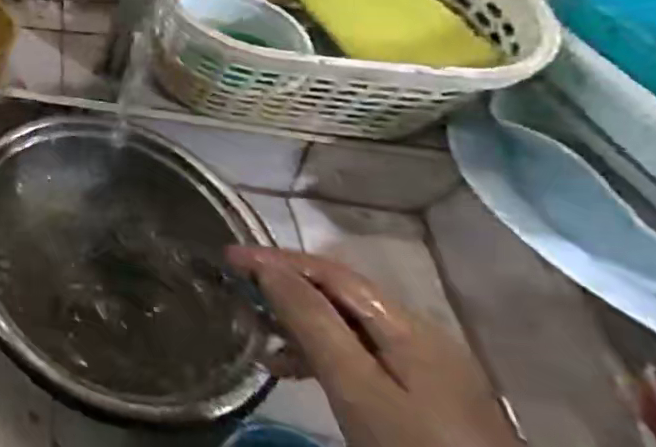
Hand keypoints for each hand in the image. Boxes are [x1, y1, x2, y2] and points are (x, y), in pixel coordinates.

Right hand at [227, 246, 521, 446]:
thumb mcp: (356, 387)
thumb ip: (313, 322)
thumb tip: (268, 267)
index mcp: (405, 324)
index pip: (329, 271)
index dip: (276, 259)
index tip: (228, 257)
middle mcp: (418, 334)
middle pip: (341, 294)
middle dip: (286, 285)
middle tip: (238, 289)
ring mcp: (427, 368)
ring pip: (349, 325)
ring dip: (301, 322)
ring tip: (260, 337)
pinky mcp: (427, 398)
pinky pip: (362, 354)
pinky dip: (325, 352)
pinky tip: (300, 370)